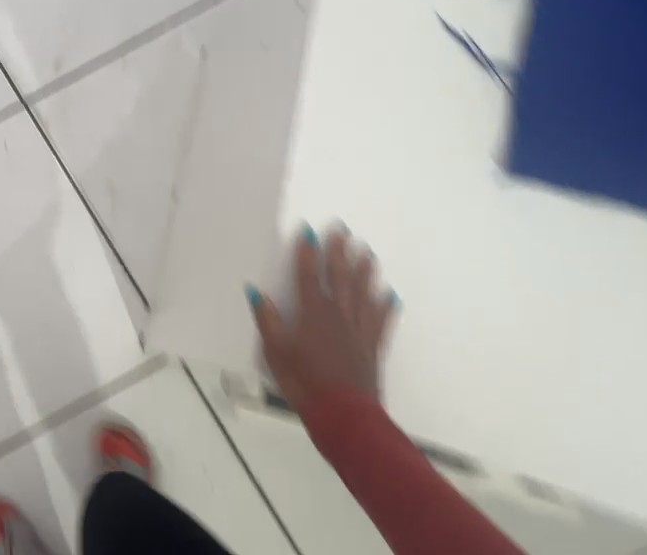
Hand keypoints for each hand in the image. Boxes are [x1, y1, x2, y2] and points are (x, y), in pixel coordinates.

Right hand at [248, 225, 396, 414]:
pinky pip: (381, 323)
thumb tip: (256, 291)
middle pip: (340, 278)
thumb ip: (268, 320)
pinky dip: (386, 308)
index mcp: (313, 314)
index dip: (307, 252)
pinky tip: (390, 295)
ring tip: (368, 252)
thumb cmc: (303, 382)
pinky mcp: (373, 348)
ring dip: (365, 272)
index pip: (308, 276)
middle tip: (343, 230)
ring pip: (363, 295)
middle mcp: (338, 316)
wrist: (345, 416)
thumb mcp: (275, 352)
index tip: (309, 230)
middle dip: (340, 252)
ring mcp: (359, 331)